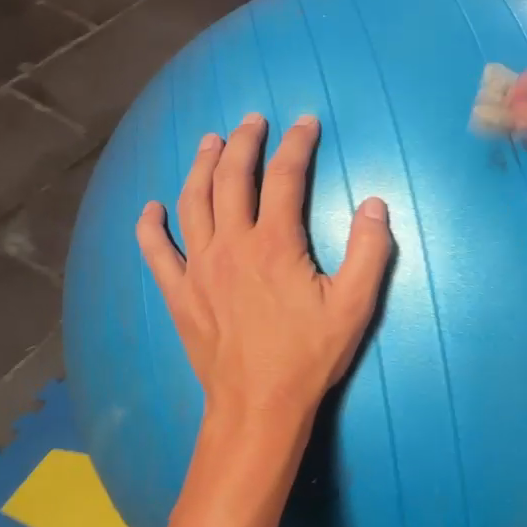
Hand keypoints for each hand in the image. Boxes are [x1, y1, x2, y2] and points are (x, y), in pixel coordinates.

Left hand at [135, 113, 392, 429]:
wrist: (258, 405)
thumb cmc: (309, 356)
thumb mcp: (355, 306)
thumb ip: (369, 251)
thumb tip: (375, 204)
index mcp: (275, 243)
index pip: (285, 177)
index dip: (296, 144)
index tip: (305, 122)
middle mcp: (231, 245)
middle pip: (231, 178)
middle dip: (243, 142)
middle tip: (252, 120)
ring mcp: (198, 268)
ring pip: (193, 202)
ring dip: (200, 166)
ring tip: (209, 141)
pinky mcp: (179, 293)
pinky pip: (156, 251)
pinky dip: (151, 225)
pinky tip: (152, 208)